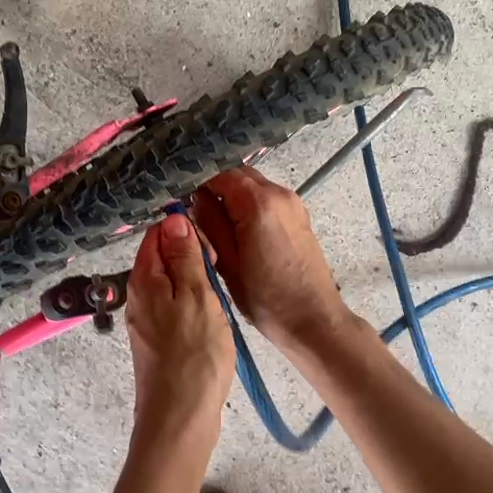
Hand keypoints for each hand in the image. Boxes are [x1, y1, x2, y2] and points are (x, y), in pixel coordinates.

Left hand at [124, 214, 233, 442]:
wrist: (180, 419)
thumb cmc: (193, 355)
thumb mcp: (196, 296)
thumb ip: (184, 258)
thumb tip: (173, 219)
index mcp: (143, 280)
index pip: (156, 235)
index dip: (182, 229)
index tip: (210, 242)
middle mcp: (139, 297)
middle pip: (162, 258)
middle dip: (191, 256)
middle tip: (218, 269)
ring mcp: (148, 322)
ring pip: (171, 285)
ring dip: (196, 282)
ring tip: (219, 293)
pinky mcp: (160, 343)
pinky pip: (176, 309)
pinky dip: (194, 305)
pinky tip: (212, 317)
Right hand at [188, 167, 353, 347]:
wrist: (314, 320)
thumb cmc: (267, 298)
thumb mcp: (227, 263)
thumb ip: (209, 223)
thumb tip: (195, 198)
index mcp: (258, 203)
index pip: (219, 172)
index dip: (196, 181)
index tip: (178, 195)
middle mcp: (279, 194)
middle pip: (237, 174)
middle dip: (214, 186)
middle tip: (192, 209)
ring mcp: (292, 203)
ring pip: (251, 185)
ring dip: (231, 196)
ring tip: (213, 222)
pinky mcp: (297, 215)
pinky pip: (265, 197)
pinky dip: (248, 204)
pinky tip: (237, 228)